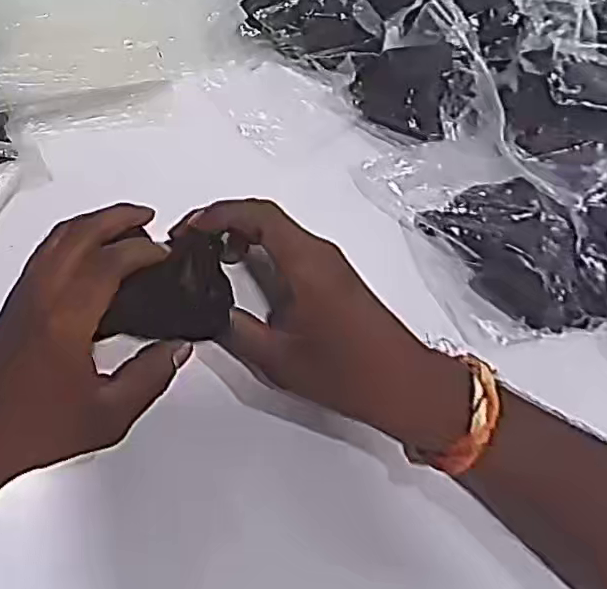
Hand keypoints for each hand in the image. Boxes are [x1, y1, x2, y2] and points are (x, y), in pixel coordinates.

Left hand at [0, 204, 192, 500]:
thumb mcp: (108, 414)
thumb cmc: (32, 425)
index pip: (107, 262)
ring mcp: (26, 291)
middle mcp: (41, 294)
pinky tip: (88, 247)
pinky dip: (72, 235)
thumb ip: (149, 377)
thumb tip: (174, 350)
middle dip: (116, 217)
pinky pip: (47, 249)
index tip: (163, 252)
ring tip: (121, 225)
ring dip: (92, 222)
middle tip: (145, 217)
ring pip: (58, 236)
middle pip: (79, 233)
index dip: (141, 250)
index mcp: (65, 319)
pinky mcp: (17, 296)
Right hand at [176, 199, 469, 452]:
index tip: (191, 228)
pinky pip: (284, 241)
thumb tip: (207, 312)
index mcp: (307, 264)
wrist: (414, 393)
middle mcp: (318, 254)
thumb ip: (234, 330)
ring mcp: (326, 262)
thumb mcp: (279, 359)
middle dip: (220, 219)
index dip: (217, 214)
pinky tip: (239, 264)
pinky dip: (255, 243)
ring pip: (272, 226)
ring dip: (236, 230)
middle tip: (191, 236)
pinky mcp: (329, 274)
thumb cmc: (358, 376)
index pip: (256, 215)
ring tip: (209, 250)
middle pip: (261, 214)